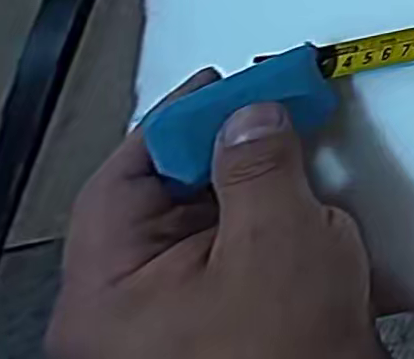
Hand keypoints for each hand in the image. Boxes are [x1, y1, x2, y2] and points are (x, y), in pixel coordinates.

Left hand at [47, 71, 385, 358]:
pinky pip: (235, 223)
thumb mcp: (275, 235)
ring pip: (204, 204)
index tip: (224, 79)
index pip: (121, 181)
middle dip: (220, 136)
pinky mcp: (226, 294)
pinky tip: (302, 169)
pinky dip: (267, 187)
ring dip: (249, 159)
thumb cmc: (283, 338)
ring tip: (293, 123)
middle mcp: (131, 293)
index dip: (171, 122)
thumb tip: (249, 110)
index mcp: (111, 287)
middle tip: (272, 94)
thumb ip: (259, 166)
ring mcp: (179, 296)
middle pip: (163, 190)